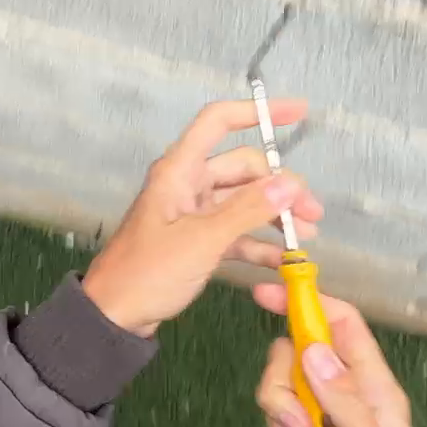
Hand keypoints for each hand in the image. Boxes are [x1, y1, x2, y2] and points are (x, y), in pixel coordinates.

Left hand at [82, 99, 324, 337]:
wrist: (114, 314)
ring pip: (242, 200)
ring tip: (306, 236)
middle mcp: (186, 184)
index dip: (257, 111)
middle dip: (280, 185)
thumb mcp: (202, 240)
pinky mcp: (195, 240)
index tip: (298, 112)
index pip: (218, 122)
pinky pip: (235, 230)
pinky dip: (259, 242)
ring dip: (274, 214)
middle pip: (241, 167)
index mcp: (179, 170)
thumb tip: (290, 183)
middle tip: (312, 214)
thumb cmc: (148, 272)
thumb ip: (247, 210)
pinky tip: (285, 260)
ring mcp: (191, 212)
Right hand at [252, 286, 426, 426]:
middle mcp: (345, 397)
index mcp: (374, 390)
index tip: (264, 294)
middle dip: (282, 393)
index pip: (340, 324)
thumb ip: (342, 402)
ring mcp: (323, 422)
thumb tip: (310, 348)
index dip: (305, 302)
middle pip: (291, 359)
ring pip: (277, 398)